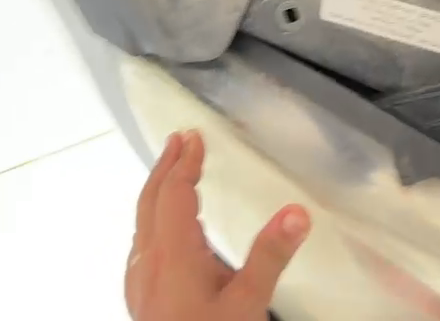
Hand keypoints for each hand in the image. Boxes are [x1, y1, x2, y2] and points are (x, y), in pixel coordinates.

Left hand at [125, 129, 310, 320]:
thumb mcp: (248, 306)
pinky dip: (154, 222)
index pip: (174, 195)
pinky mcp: (143, 305)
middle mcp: (149, 266)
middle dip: (164, 168)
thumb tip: (298, 209)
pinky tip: (165, 236)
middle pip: (149, 204)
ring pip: (142, 226)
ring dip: (157, 193)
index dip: (185, 163)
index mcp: (172, 256)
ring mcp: (141, 288)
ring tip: (173, 175)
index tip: (196, 135)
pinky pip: (143, 247)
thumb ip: (270, 256)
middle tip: (179, 139)